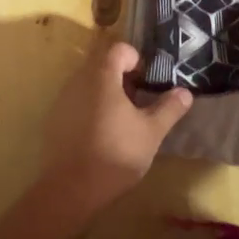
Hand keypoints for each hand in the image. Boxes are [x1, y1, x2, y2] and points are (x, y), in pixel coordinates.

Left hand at [42, 41, 192, 206]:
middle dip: (121, 77)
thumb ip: (169, 108)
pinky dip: (89, 108)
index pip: (119, 49)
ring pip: (88, 83)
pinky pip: (76, 101)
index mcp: (102, 75)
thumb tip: (185, 92)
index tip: (146, 82)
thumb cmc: (116, 154)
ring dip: (105, 93)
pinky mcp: (54, 119)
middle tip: (137, 101)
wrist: (71, 189)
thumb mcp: (151, 132)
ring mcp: (63, 99)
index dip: (136, 60)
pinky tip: (100, 134)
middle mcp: (79, 79)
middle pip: (102, 64)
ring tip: (120, 119)